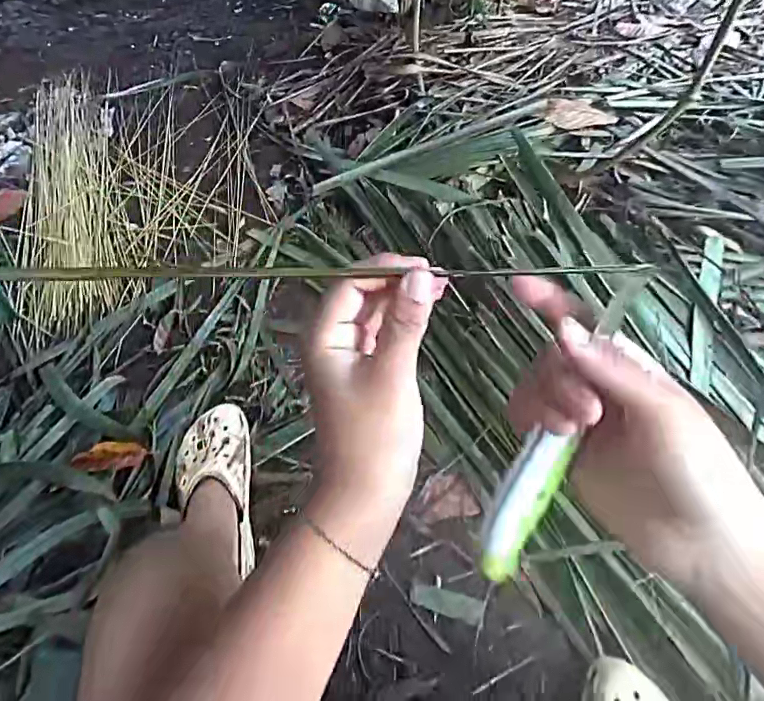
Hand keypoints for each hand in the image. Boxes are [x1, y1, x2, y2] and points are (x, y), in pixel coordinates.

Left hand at [297, 254, 447, 559]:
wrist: (364, 498)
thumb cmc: (374, 438)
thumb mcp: (392, 375)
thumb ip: (405, 323)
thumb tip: (421, 275)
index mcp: (322, 334)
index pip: (348, 282)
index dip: (384, 268)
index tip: (424, 266)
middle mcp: (328, 336)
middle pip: (359, 290)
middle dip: (396, 278)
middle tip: (438, 275)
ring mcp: (345, 350)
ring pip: (372, 307)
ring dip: (401, 294)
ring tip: (440, 285)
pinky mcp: (362, 364)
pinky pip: (379, 327)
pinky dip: (401, 315)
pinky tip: (425, 307)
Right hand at [505, 276, 763, 589]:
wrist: (704, 548)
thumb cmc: (701, 471)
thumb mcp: (664, 412)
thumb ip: (611, 371)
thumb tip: (564, 331)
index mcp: (628, 368)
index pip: (584, 324)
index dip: (550, 302)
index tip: (518, 286)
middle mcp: (599, 388)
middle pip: (553, 357)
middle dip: (560, 378)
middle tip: (588, 414)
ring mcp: (580, 421)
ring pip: (537, 386)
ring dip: (545, 399)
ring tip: (570, 431)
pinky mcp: (564, 454)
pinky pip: (530, 421)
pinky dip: (529, 419)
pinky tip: (546, 436)